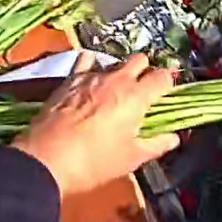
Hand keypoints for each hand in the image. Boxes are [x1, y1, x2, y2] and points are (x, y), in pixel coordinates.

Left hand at [11, 51, 180, 198]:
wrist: (47, 159)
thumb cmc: (94, 162)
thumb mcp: (130, 159)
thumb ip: (156, 144)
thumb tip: (174, 137)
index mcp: (137, 96)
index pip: (162, 77)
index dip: (168, 82)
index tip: (166, 92)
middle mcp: (117, 79)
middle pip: (139, 59)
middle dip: (144, 70)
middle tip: (142, 90)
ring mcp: (92, 75)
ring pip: (114, 61)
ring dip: (119, 71)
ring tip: (115, 89)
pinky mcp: (70, 78)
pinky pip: (85, 61)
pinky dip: (92, 66)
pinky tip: (90, 77)